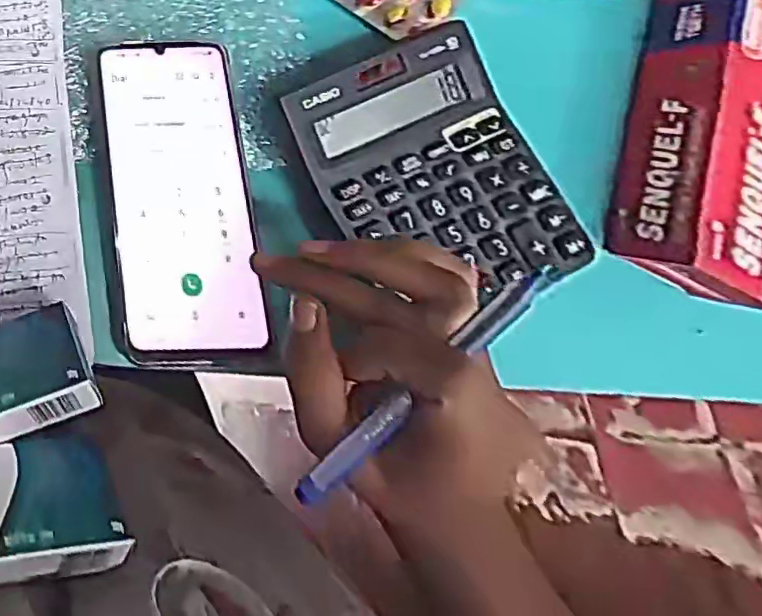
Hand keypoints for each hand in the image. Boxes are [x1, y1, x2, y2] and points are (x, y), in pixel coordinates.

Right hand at [252, 240, 540, 528]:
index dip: (353, 352)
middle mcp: (477, 360)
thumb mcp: (337, 444)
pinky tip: (361, 256)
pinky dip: (404, 256)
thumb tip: (303, 304)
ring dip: (369, 254)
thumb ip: (312, 376)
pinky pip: (449, 277)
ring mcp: (482, 345)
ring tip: (314, 251)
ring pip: (437, 271)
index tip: (336, 374)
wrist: (458, 511)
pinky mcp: (471, 335)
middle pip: (411, 292)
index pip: (393, 345)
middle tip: (279, 262)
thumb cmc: (395, 481)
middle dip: (335, 272)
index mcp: (453, 395)